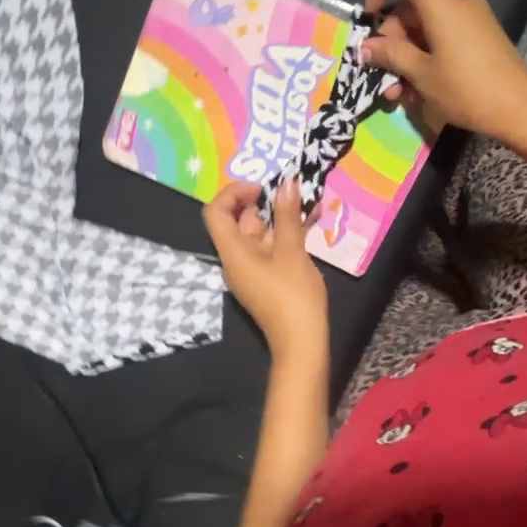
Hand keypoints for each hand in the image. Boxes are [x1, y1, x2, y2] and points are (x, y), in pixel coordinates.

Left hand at [202, 180, 327, 361]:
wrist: (302, 343)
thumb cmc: (294, 295)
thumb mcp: (292, 251)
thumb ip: (287, 216)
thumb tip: (286, 183)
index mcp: (232, 252)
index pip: (216, 212)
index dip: (234, 193)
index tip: (262, 188)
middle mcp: (236, 260)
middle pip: (239, 221)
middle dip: (264, 203)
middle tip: (292, 192)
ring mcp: (251, 270)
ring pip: (259, 234)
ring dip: (280, 217)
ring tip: (308, 203)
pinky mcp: (266, 279)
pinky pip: (270, 248)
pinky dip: (286, 234)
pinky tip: (311, 222)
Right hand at [361, 0, 526, 141]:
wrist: (520, 110)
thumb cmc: (468, 90)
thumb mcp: (422, 76)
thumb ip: (392, 56)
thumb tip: (366, 46)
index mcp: (442, 4)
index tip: (371, 17)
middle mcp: (457, 3)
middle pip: (411, 5)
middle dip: (390, 39)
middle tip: (382, 74)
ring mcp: (470, 20)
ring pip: (424, 27)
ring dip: (405, 57)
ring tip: (398, 93)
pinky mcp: (479, 37)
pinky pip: (441, 38)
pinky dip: (424, 59)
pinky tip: (418, 90)